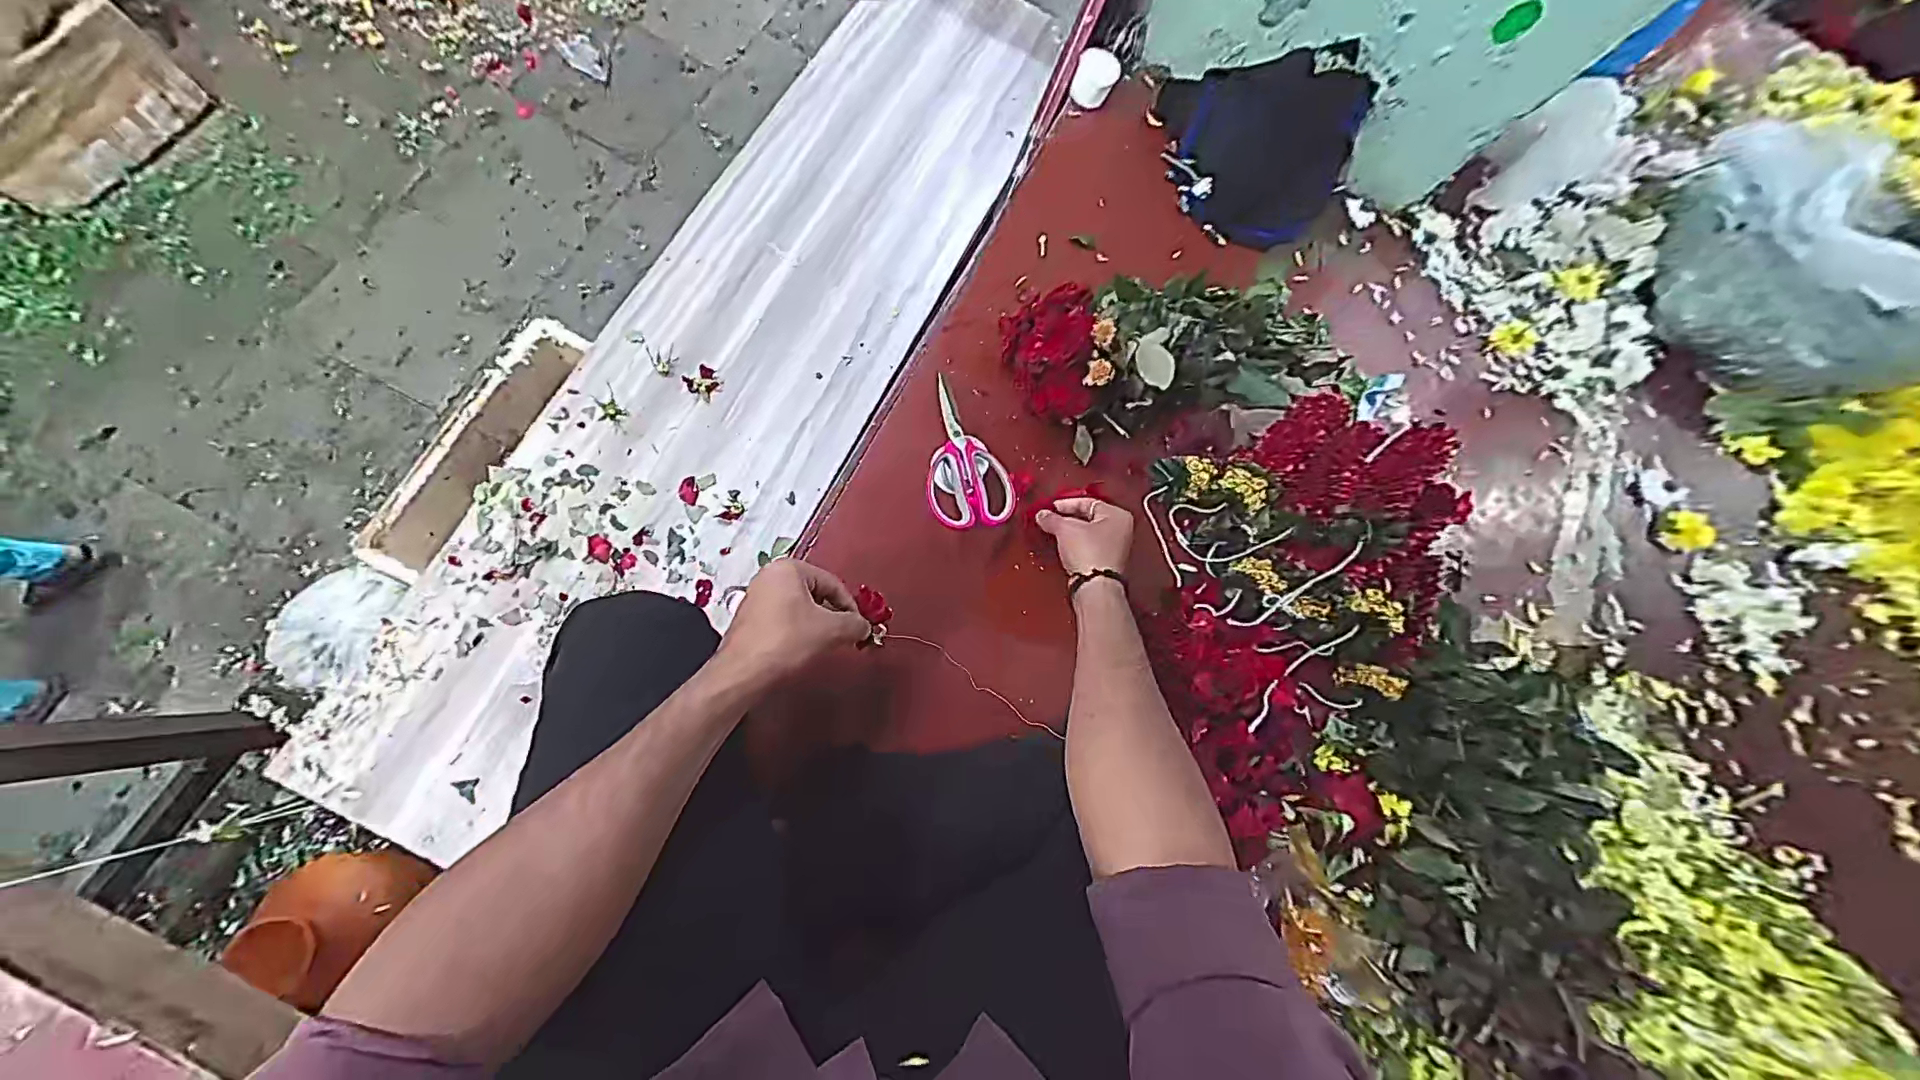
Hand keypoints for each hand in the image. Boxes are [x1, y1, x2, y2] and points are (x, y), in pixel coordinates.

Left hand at [713, 558, 871, 690]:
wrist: (742, 673)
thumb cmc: (787, 641)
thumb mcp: (831, 630)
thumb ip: (854, 624)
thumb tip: (863, 626)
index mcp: (789, 568)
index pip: (833, 584)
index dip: (851, 607)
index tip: (859, 627)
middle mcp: (770, 576)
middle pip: (816, 594)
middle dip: (833, 616)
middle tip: (844, 636)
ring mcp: (757, 596)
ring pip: (801, 607)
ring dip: (818, 625)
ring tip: (825, 644)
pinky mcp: (750, 618)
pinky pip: (785, 618)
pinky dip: (799, 630)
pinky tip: (802, 648)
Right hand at [1035, 497, 1132, 577]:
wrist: (1095, 584)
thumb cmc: (1090, 554)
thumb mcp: (1065, 529)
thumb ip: (1052, 519)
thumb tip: (1043, 515)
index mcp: (1117, 515)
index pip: (1088, 502)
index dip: (1066, 504)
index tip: (1052, 508)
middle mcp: (1121, 529)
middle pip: (1089, 517)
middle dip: (1068, 518)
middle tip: (1051, 519)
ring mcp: (1116, 547)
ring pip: (1089, 533)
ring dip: (1071, 533)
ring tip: (1055, 533)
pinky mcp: (1107, 562)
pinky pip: (1089, 547)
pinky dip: (1077, 545)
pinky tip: (1065, 548)